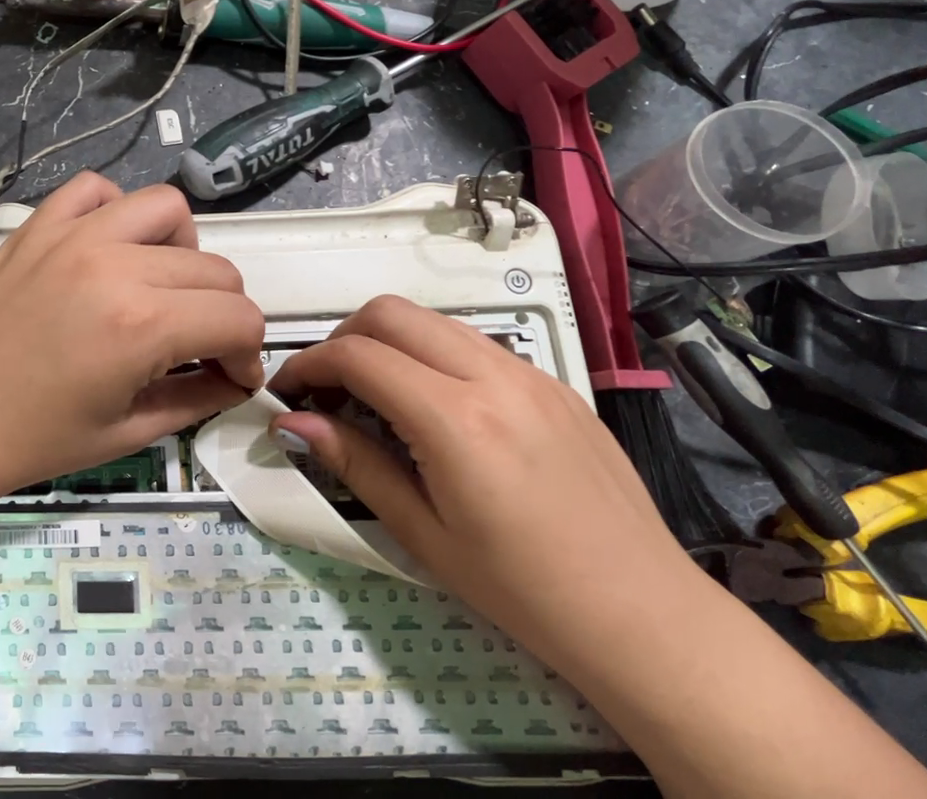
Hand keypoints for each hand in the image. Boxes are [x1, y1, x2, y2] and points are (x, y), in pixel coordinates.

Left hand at [0, 174, 264, 512]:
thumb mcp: (128, 432)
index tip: (231, 376)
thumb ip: (198, 398)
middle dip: (223, 315)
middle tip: (197, 349)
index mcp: (141, 324)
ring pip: (166, 210)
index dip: (249, 353)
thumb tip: (237, 378)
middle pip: (214, 269)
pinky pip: (95, 190)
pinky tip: (109, 251)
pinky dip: (116, 212)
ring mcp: (69, 237)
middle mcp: (113, 264)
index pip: (239, 317)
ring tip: (159, 291)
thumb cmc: (32, 441)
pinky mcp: (35, 229)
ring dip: (182, 252)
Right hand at [268, 296, 699, 665]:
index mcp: (455, 420)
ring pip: (435, 320)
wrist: (640, 613)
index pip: (358, 355)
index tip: (287, 393)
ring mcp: (532, 375)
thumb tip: (293, 422)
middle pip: (392, 313)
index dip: (308, 364)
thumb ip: (355, 462)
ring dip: (389, 342)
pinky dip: (432, 355)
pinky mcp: (555, 385)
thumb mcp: (421, 532)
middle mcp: (494, 378)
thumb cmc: (519, 588)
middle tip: (327, 389)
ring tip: (373, 396)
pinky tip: (432, 407)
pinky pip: (476, 344)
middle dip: (343, 338)